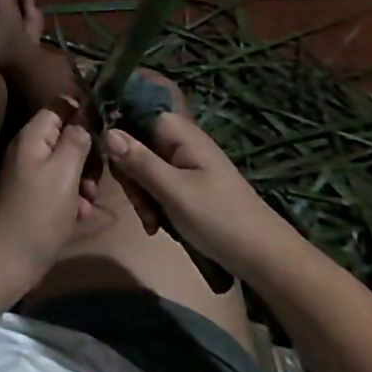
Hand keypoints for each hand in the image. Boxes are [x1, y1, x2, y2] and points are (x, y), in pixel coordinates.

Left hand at [0, 109, 112, 278]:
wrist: (9, 259)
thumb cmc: (40, 211)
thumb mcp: (64, 172)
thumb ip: (76, 140)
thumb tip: (83, 118)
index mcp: (32, 137)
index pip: (58, 107)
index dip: (82, 113)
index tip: (105, 128)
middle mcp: (29, 151)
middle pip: (65, 138)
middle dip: (86, 155)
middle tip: (96, 176)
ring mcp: (30, 176)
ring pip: (66, 166)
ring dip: (83, 181)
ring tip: (90, 201)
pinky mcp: (35, 199)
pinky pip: (60, 189)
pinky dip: (74, 200)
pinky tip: (89, 217)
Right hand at [106, 113, 290, 279]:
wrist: (264, 257)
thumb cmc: (219, 219)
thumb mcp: (173, 191)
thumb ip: (139, 161)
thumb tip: (106, 131)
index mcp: (178, 131)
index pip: (132, 114)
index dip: (116, 135)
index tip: (110, 165)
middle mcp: (179, 139)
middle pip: (134, 143)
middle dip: (131, 176)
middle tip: (141, 207)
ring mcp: (184, 161)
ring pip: (142, 167)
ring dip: (141, 195)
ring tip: (152, 223)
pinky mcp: (187, 182)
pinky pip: (156, 183)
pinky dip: (153, 203)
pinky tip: (157, 225)